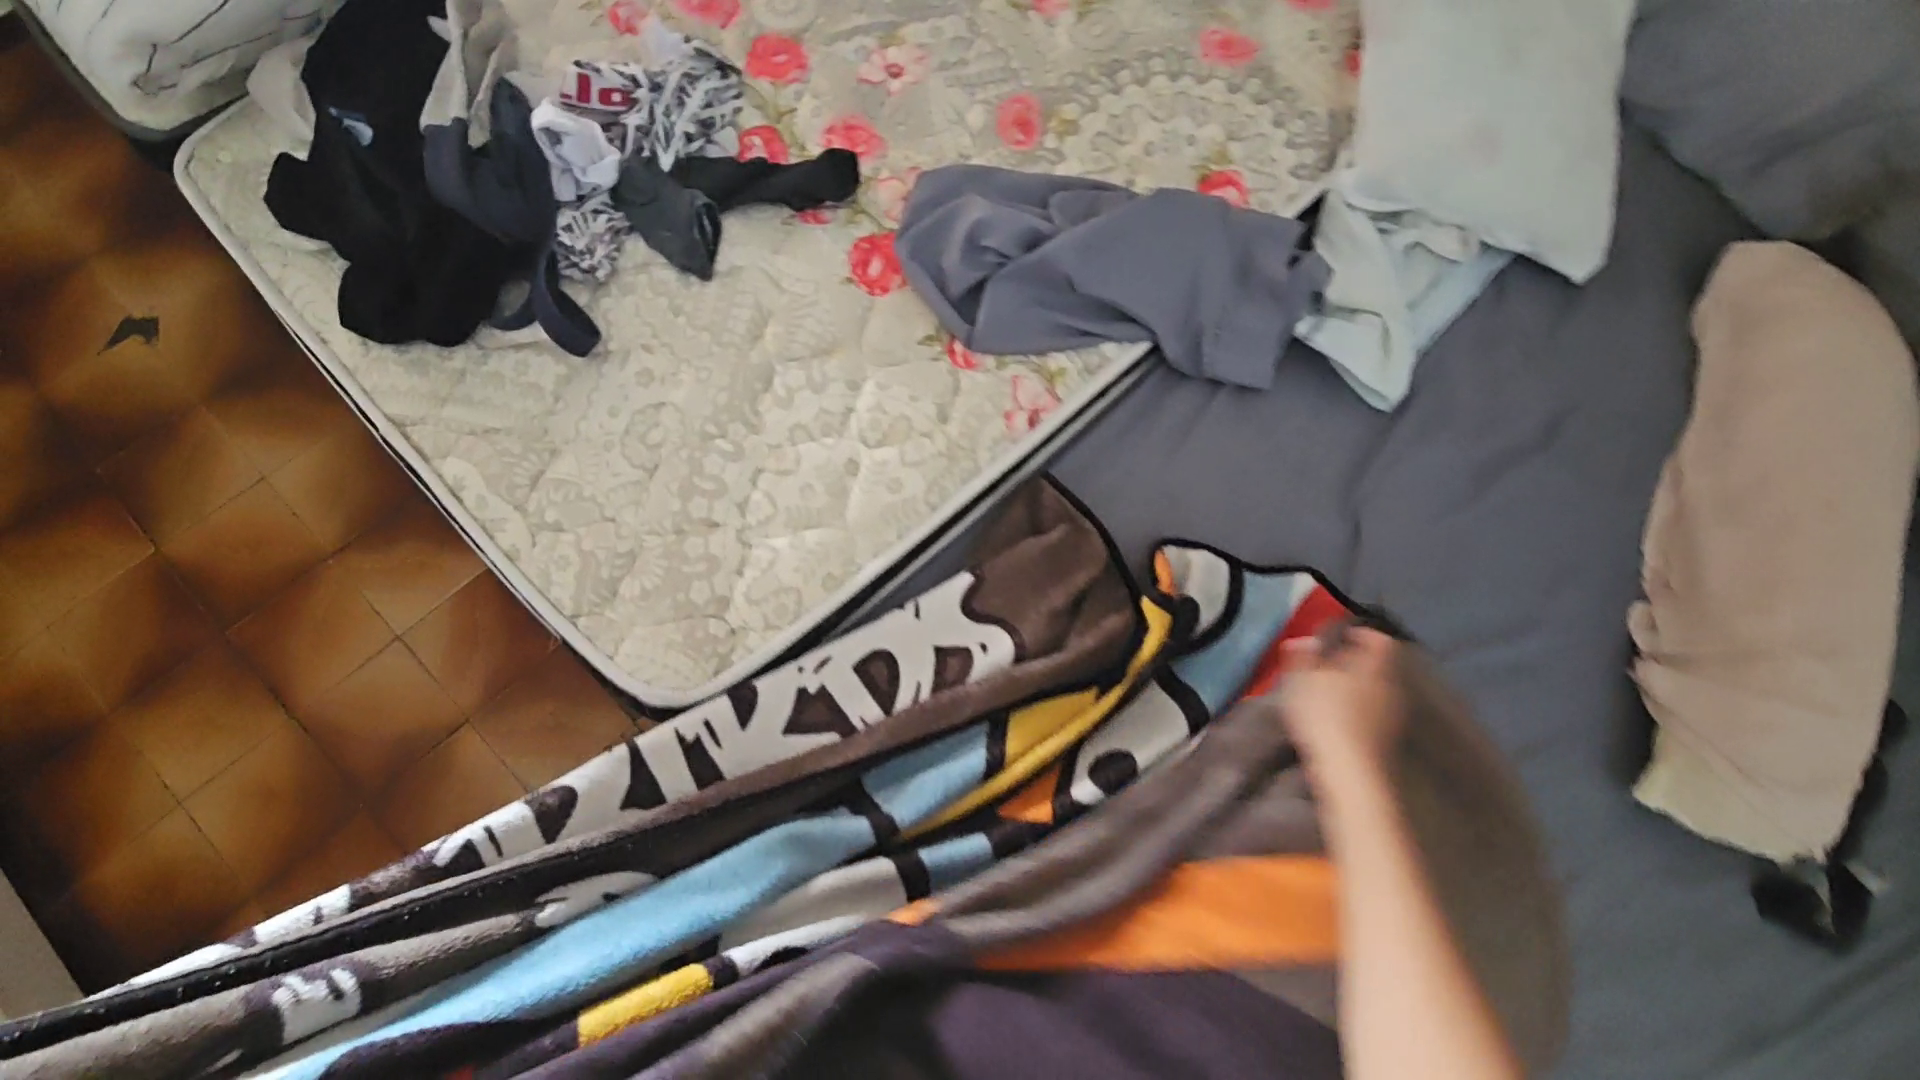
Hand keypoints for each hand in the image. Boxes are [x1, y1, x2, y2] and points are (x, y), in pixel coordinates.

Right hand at [1269, 626, 1405, 783]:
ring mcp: (1394, 711)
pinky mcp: (1388, 736)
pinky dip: (1359, 708)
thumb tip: (1302, 640)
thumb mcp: (1302, 679)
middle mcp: (1392, 683)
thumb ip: (1303, 656)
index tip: (1335, 639)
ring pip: (1375, 687)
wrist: (1351, 771)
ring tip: (1329, 693)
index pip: (1376, 637)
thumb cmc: (1326, 716)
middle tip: (1327, 666)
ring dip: (1356, 687)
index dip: (1357, 634)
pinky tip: (1338, 718)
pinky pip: (1374, 709)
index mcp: (1376, 662)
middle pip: (1377, 663)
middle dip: (1354, 662)